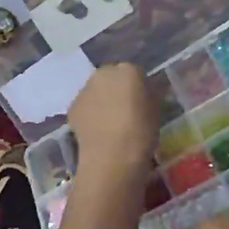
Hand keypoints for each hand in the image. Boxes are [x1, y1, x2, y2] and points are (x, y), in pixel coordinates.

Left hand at [67, 63, 158, 184]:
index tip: (143, 101)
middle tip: (125, 109)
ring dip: (102, 99)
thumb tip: (149, 88)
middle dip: (117, 88)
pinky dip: (90, 113)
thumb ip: (152, 93)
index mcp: (128, 71)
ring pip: (96, 90)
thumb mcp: (157, 111)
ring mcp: (84, 89)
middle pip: (112, 77)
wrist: (111, 157)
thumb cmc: (141, 132)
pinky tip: (97, 130)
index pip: (136, 72)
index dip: (140, 87)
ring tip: (110, 121)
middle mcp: (103, 74)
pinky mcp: (72, 107)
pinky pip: (85, 106)